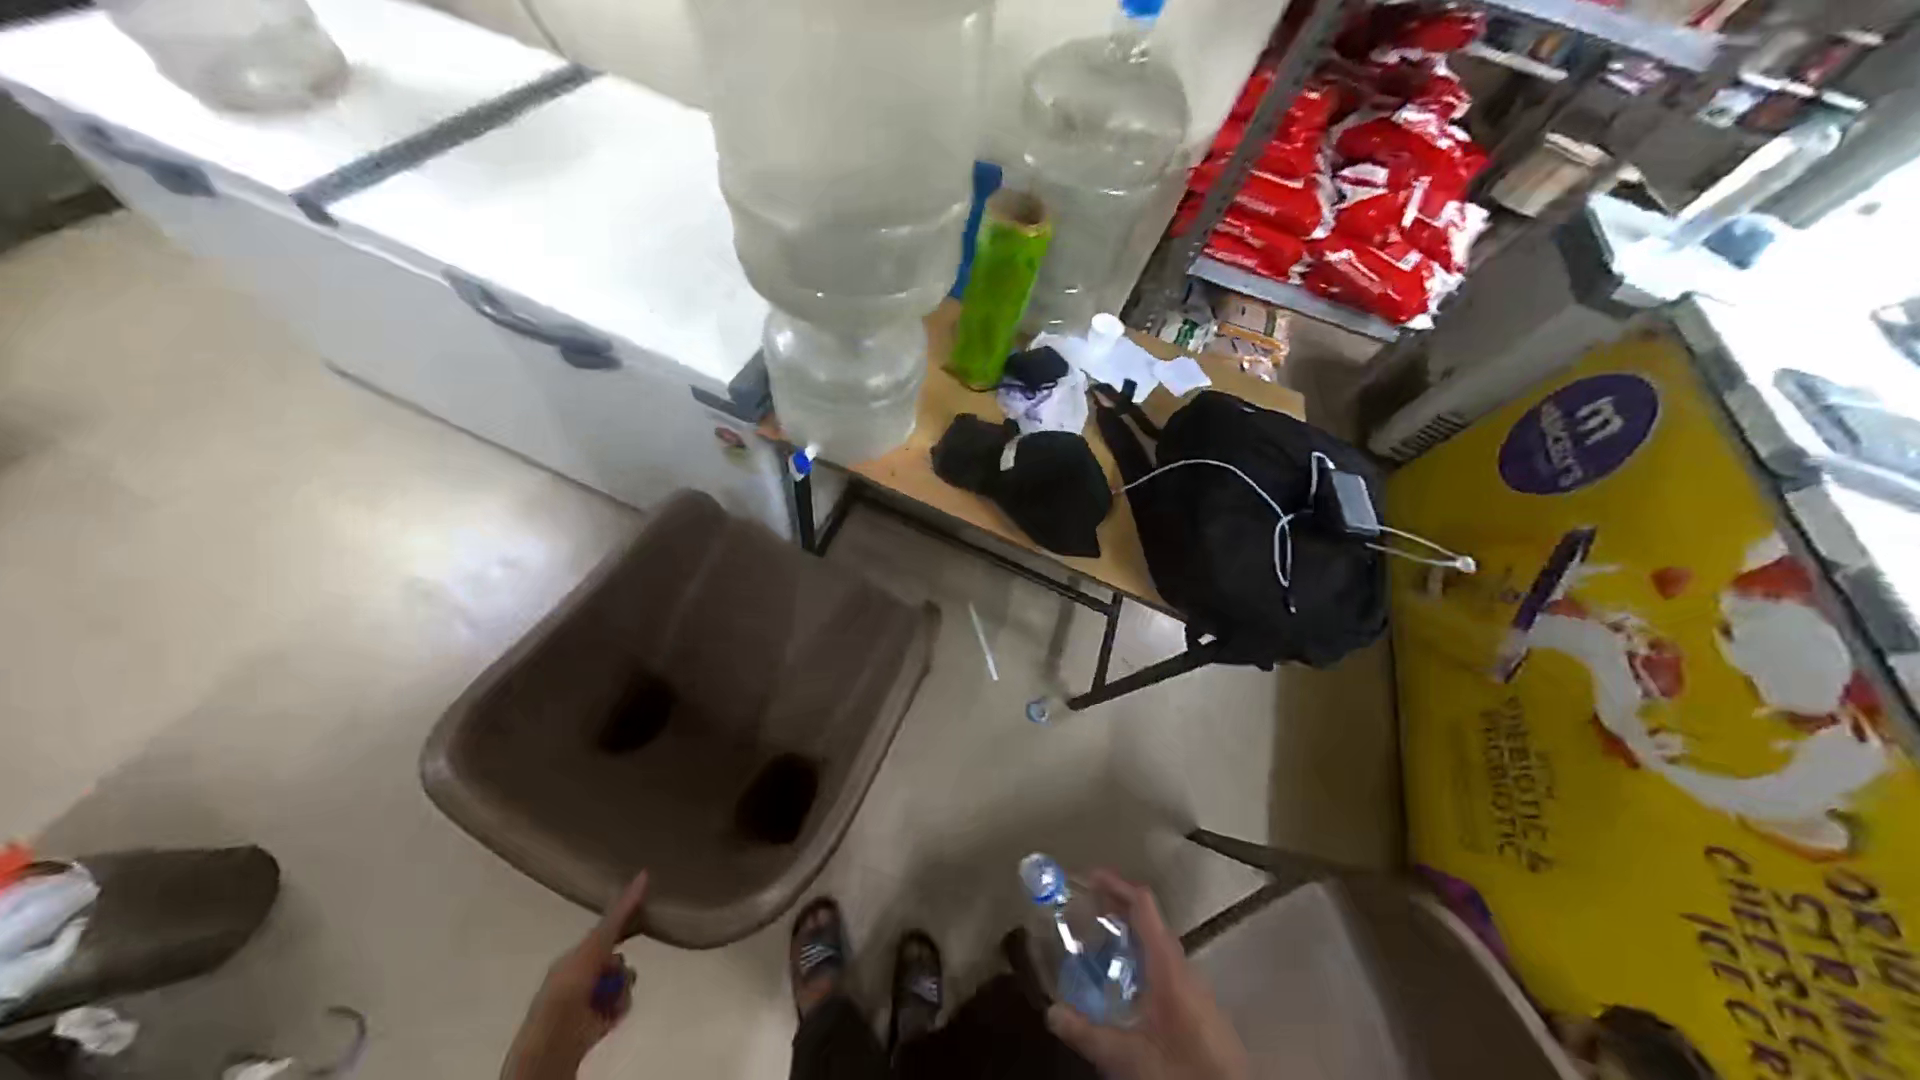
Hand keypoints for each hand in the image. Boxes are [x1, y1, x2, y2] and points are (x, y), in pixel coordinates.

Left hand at [501, 872, 649, 1079]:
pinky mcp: (603, 1018)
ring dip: (622, 987)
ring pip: (625, 977)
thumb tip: (644, 875)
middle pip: (619, 955)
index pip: (607, 930)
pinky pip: (625, 1000)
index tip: (647, 910)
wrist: (554, 1043)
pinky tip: (610, 1014)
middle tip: (616, 973)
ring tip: (610, 1000)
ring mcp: (593, 996)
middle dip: (621, 964)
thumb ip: (617, 916)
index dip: (626, 920)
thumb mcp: (593, 946)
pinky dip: (622, 1005)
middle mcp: (585, 973)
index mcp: (576, 955)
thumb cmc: (568, 989)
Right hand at [1045, 870, 1248, 1079]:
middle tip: (1082, 909)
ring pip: (1156, 945)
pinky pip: (1163, 967)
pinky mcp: (1196, 1008)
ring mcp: (1193, 988)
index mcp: (1169, 966)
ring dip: (1127, 934)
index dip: (1116, 885)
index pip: (1144, 906)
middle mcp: (1183, 968)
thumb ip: (1088, 1034)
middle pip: (1149, 921)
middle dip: (1116, 908)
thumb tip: (1051, 1012)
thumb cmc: (1184, 1072)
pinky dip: (1138, 958)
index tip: (1089, 878)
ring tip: (1095, 940)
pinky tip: (1121, 983)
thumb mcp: (1129, 1059)